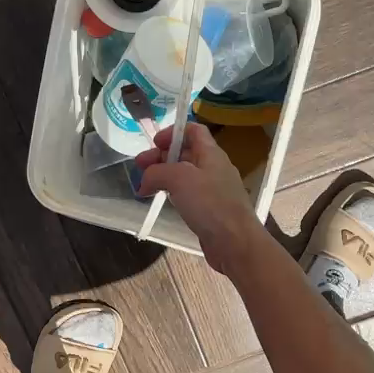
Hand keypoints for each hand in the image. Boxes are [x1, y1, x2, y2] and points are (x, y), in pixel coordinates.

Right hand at [134, 123, 266, 273]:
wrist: (235, 242)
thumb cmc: (210, 204)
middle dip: (161, 156)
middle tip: (138, 168)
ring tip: (144, 187)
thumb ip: (157, 172)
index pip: (193, 130)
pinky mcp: (211, 210)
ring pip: (185, 175)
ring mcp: (214, 190)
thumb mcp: (179, 178)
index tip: (154, 144)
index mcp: (211, 153)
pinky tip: (161, 201)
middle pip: (185, 153)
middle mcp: (214, 168)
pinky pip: (189, 195)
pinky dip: (173, 194)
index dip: (172, 132)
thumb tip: (144, 181)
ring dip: (164, 176)